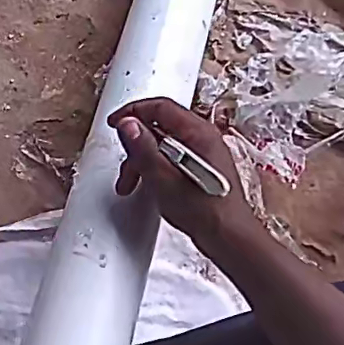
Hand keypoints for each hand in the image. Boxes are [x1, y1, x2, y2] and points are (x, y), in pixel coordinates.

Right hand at [107, 98, 257, 252]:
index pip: (160, 107)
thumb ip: (143, 149)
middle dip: (136, 145)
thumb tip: (128, 125)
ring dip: (143, 161)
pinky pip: (172, 159)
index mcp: (198, 133)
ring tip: (131, 184)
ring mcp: (203, 155)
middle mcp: (203, 139)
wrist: (228, 237)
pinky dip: (155, 169)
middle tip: (123, 163)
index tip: (116, 122)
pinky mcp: (200, 170)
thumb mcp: (163, 178)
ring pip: (164, 146)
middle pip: (160, 127)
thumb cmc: (205, 211)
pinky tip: (149, 186)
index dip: (133, 112)